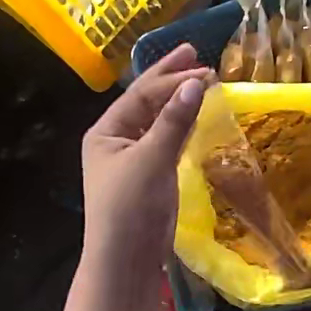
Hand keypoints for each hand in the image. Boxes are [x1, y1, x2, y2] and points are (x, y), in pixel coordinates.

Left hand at [82, 45, 212, 260]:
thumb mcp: (151, 160)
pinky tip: (195, 113)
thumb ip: (174, 122)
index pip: (141, 96)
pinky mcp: (152, 176)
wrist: (127, 258)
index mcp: (105, 132)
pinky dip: (182, 125)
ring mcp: (135, 158)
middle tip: (194, 52)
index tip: (204, 70)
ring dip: (179, 100)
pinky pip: (168, 141)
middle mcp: (117, 140)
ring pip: (159, 120)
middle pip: (146, 101)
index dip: (172, 80)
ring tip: (200, 78)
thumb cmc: (130, 207)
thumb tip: (197, 84)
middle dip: (169, 78)